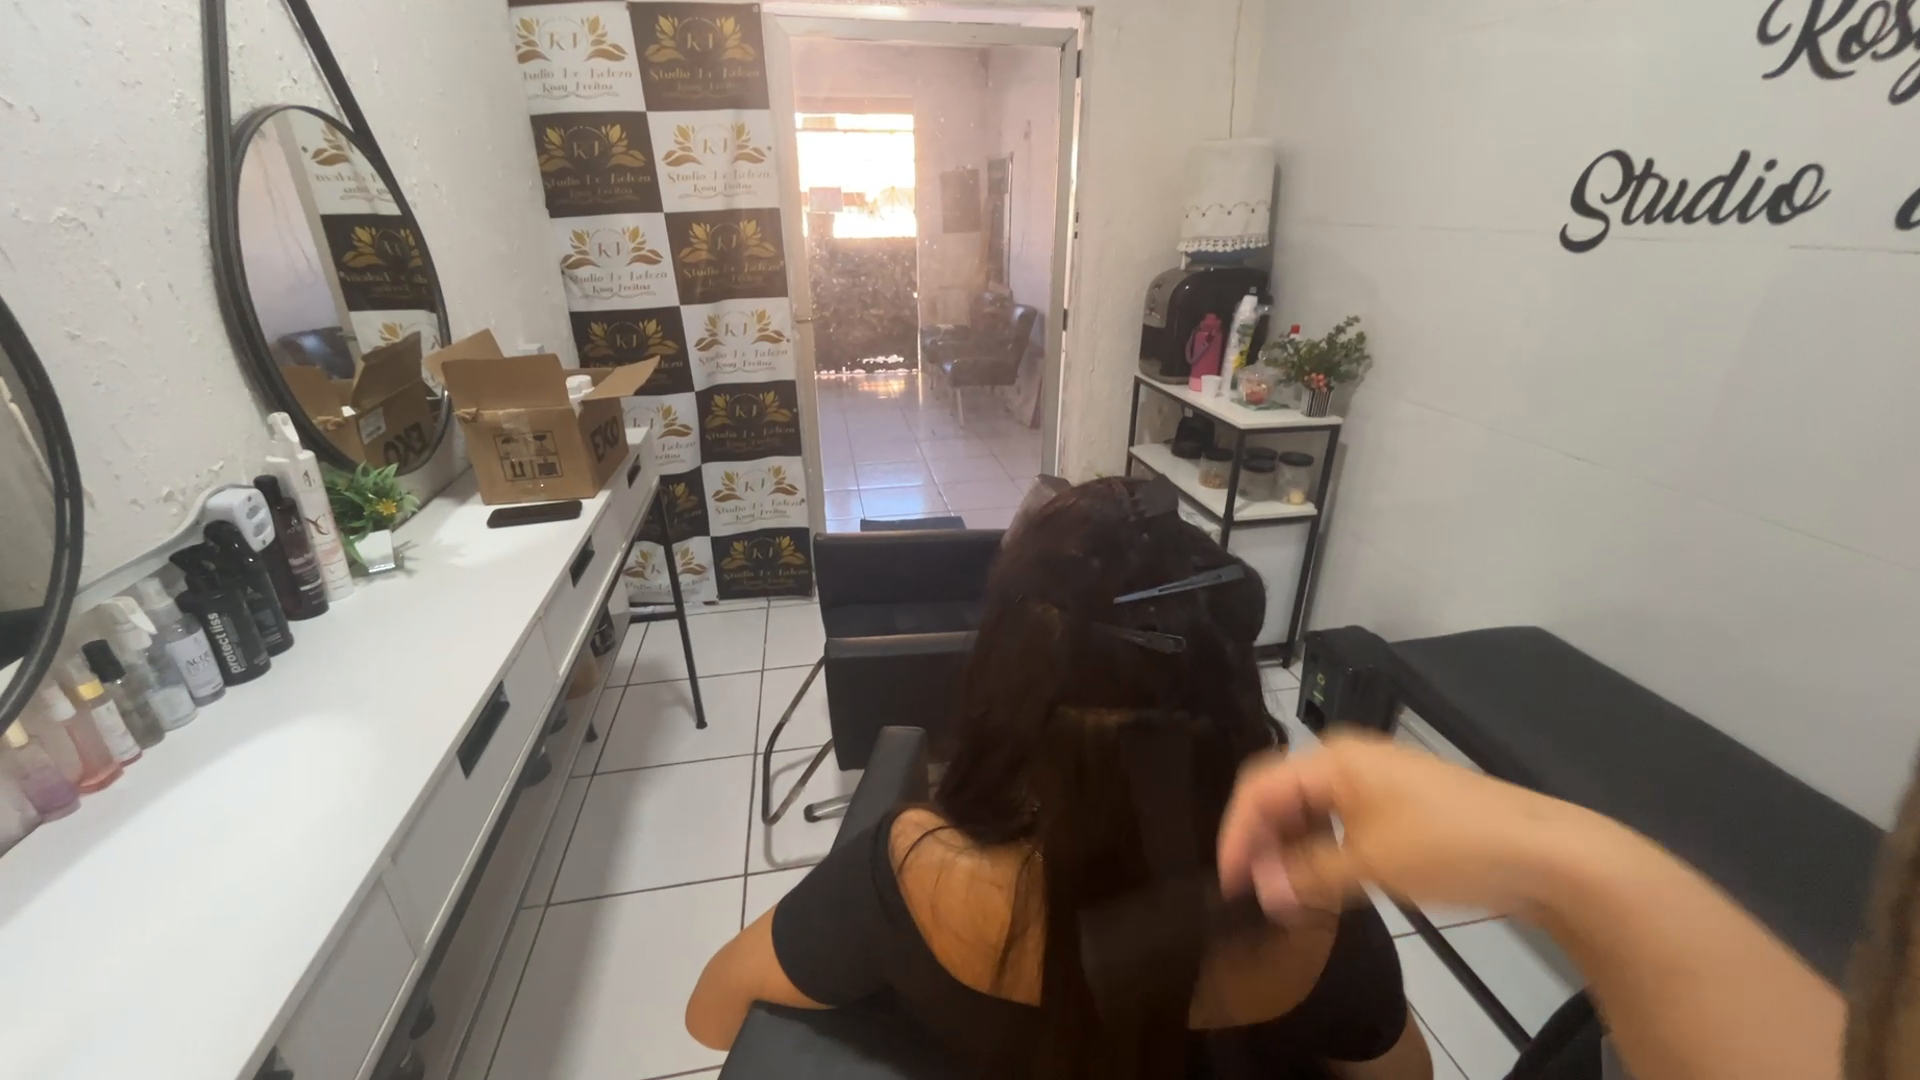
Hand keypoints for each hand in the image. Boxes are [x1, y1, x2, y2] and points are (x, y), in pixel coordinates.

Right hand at [1218, 732, 1612, 918]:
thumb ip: (1306, 874)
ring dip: (1288, 845)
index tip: (1228, 880)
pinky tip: (1319, 876)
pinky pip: (1336, 817)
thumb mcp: (1371, 863)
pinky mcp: (1393, 802)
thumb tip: (1261, 892)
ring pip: (1307, 807)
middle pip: (1280, 794)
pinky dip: (1318, 845)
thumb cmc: (1451, 844)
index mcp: (1331, 758)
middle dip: (1261, 840)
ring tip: (1282, 889)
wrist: (1548, 852)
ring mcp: (1371, 779)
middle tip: (1253, 889)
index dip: (1236, 833)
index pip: (1259, 787)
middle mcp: (1344, 759)